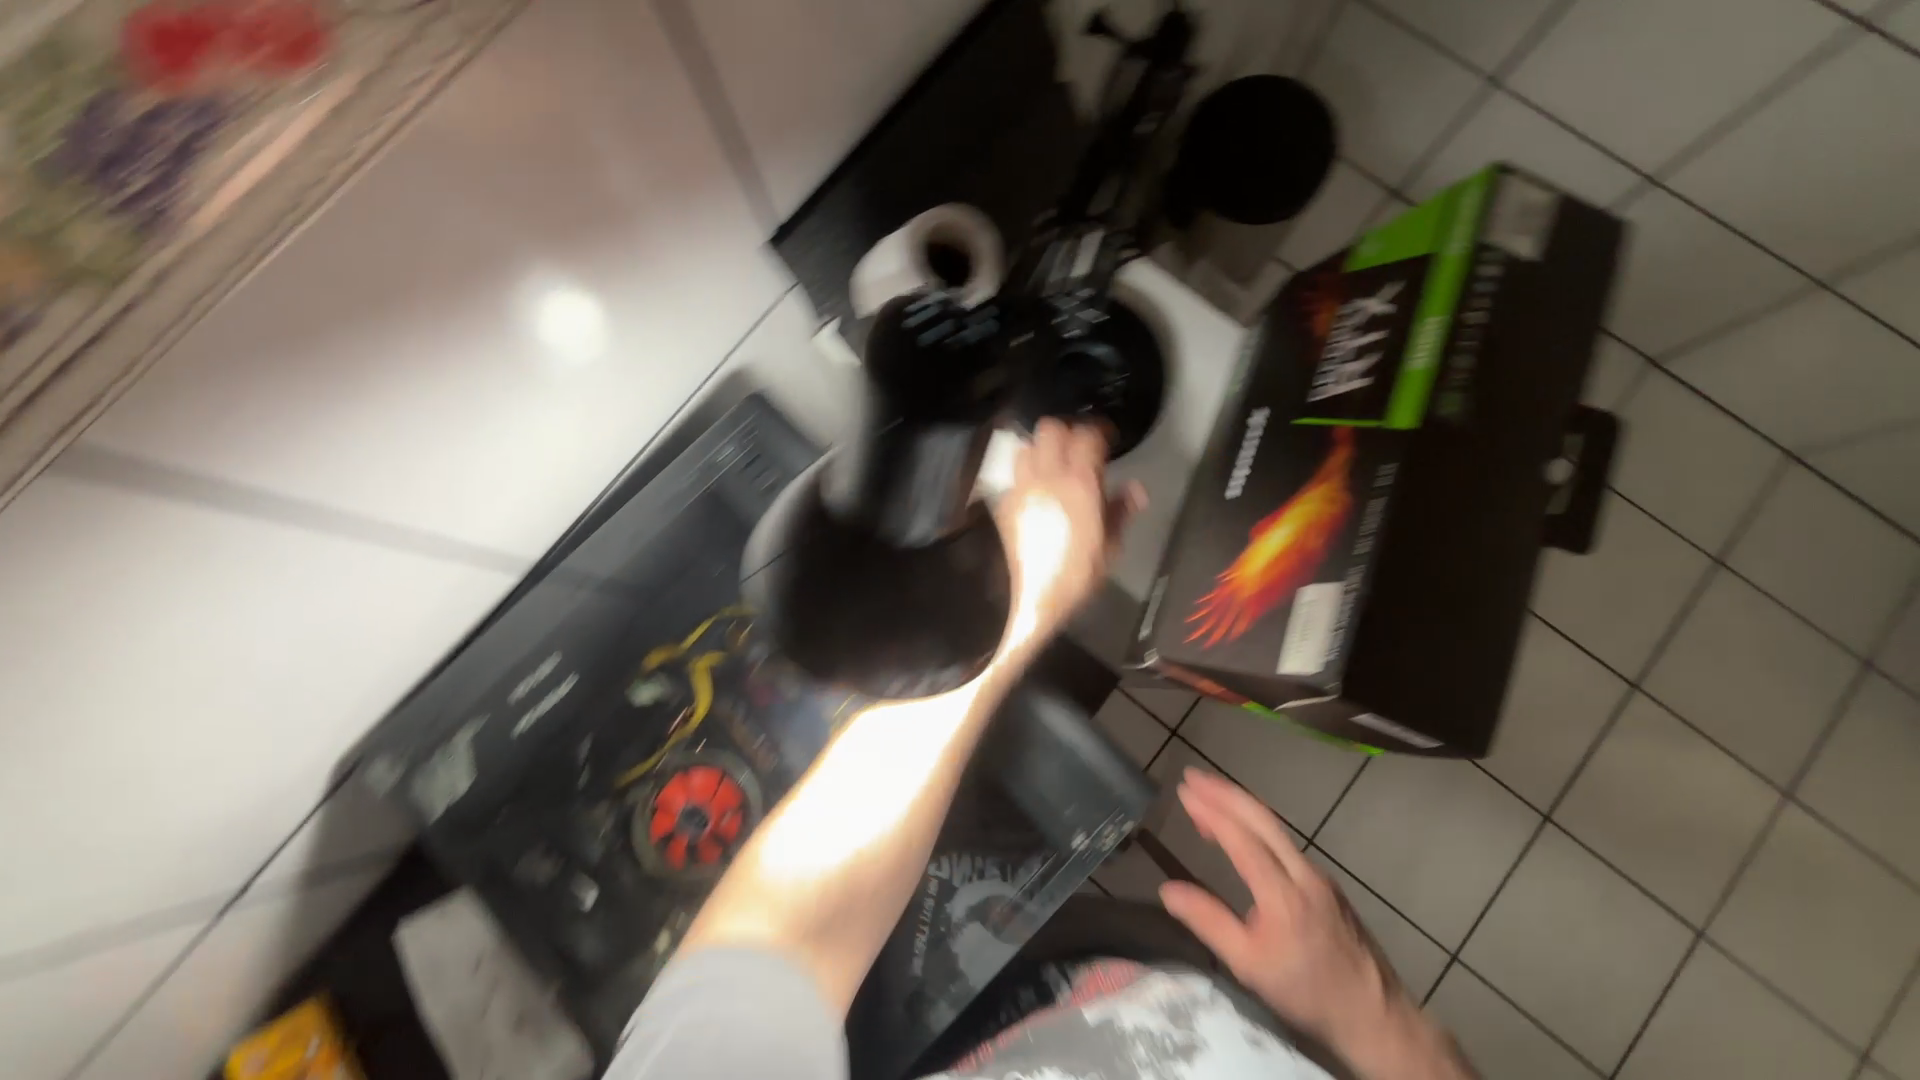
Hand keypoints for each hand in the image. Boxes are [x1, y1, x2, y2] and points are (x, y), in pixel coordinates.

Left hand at [993, 418, 1145, 647]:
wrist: (1039, 598)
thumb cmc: (1081, 573)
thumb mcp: (1112, 544)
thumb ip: (1121, 509)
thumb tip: (1135, 490)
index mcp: (1079, 484)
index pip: (1086, 436)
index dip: (1099, 432)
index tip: (1107, 439)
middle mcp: (1046, 479)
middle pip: (1050, 429)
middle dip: (1066, 433)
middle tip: (1079, 449)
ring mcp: (1021, 489)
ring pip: (1027, 446)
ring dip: (1041, 449)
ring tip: (1054, 466)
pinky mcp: (1005, 504)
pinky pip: (1014, 474)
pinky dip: (1026, 473)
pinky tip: (1036, 490)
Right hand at [1159, 769, 1410, 1048]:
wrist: (1374, 1015)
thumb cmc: (1306, 992)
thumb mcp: (1248, 965)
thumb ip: (1208, 922)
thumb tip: (1168, 890)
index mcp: (1282, 894)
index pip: (1241, 838)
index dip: (1211, 811)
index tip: (1184, 790)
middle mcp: (1304, 874)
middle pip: (1262, 821)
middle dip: (1226, 793)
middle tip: (1193, 776)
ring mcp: (1320, 877)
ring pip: (1277, 829)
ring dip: (1241, 806)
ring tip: (1209, 796)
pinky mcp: (1327, 885)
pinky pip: (1286, 843)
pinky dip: (1257, 826)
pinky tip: (1244, 831)